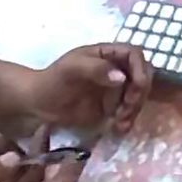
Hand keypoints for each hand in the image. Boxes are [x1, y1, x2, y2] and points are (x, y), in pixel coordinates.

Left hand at [26, 44, 151, 134]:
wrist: (39, 103)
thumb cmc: (53, 80)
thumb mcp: (71, 69)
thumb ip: (97, 69)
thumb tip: (122, 78)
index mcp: (109, 54)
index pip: (134, 54)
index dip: (140, 67)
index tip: (139, 84)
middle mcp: (117, 68)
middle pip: (142, 74)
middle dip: (140, 91)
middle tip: (129, 105)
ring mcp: (117, 88)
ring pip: (139, 94)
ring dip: (135, 107)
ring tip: (121, 121)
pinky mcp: (114, 105)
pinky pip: (129, 110)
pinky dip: (129, 118)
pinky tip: (121, 127)